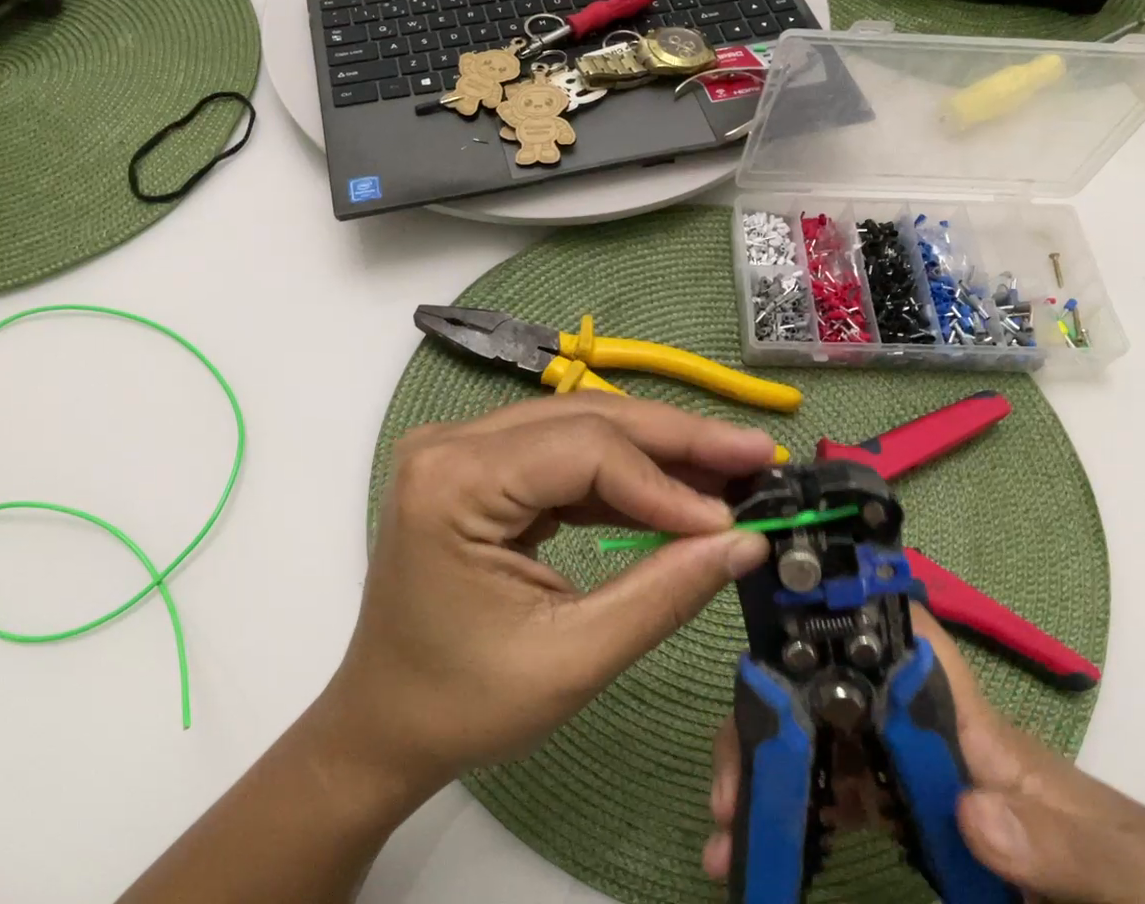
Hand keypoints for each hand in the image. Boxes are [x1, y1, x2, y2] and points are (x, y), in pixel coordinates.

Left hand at [316, 394, 777, 798]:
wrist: (385, 724)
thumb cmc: (463, 703)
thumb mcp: (572, 658)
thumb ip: (663, 593)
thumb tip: (746, 541)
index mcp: (453, 483)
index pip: (583, 449)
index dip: (667, 481)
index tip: (735, 519)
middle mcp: (450, 446)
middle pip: (585, 420)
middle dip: (676, 441)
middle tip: (759, 456)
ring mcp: (458, 453)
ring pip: (579, 430)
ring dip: (656, 453)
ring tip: (732, 471)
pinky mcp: (476, 472)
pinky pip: (561, 456)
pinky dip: (621, 477)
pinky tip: (676, 490)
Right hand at [703, 609, 1144, 903]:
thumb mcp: (1135, 882)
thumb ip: (1061, 847)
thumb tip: (969, 809)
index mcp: (979, 732)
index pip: (907, 646)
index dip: (842, 616)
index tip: (773, 635)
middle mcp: (936, 740)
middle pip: (836, 701)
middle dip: (771, 727)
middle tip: (729, 793)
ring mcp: (921, 779)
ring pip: (825, 749)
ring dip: (769, 779)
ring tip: (730, 837)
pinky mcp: (916, 818)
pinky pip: (839, 803)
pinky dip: (797, 821)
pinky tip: (766, 854)